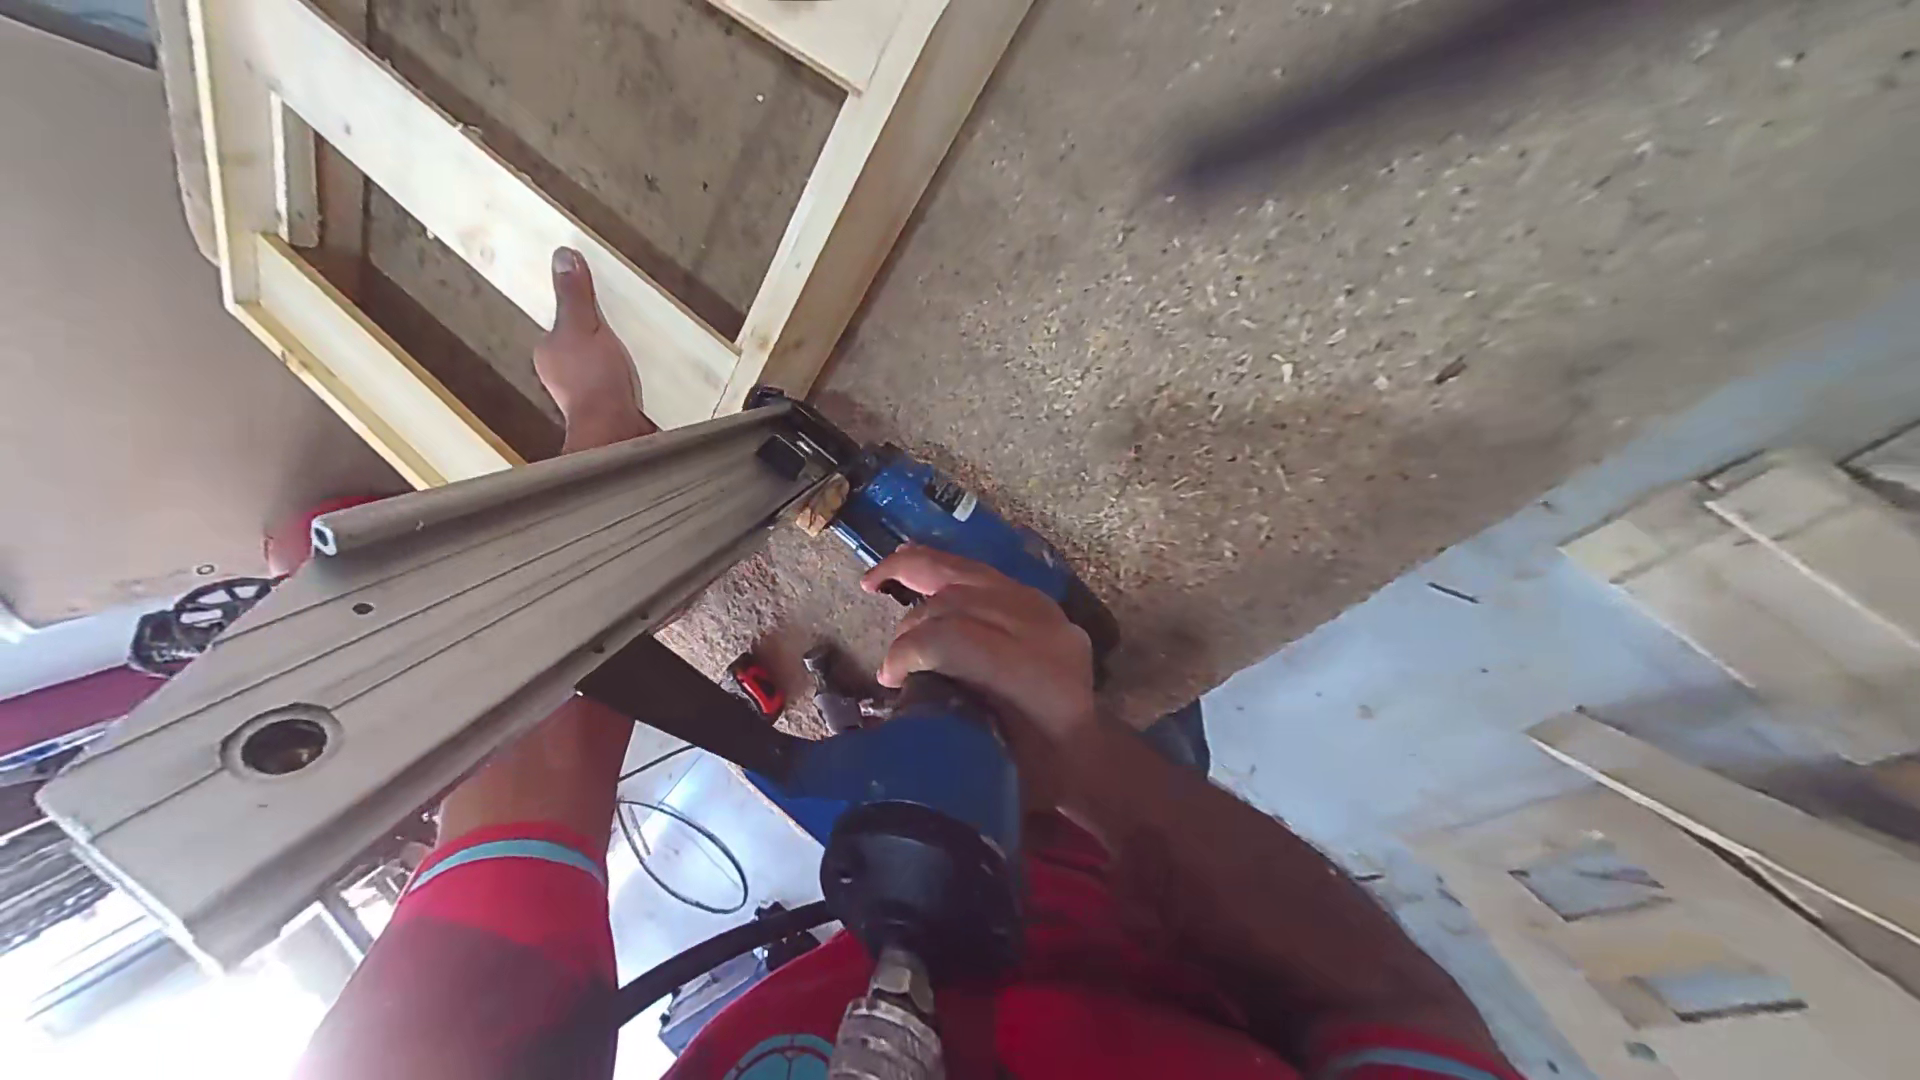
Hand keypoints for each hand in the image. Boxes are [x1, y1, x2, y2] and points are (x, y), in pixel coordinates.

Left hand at [535, 247, 655, 450]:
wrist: (617, 432)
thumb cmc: (594, 379)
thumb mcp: (583, 327)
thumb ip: (573, 295)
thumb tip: (563, 254)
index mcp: (549, 354)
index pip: (564, 328)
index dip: (582, 318)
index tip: (604, 311)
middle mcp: (562, 378)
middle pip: (585, 350)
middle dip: (604, 342)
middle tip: (630, 330)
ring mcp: (587, 400)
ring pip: (605, 371)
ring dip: (622, 366)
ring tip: (645, 354)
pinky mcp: (613, 415)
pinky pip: (624, 391)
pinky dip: (635, 385)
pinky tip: (651, 379)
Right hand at [861, 546, 1097, 751]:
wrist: (1085, 751)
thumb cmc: (1036, 770)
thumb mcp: (988, 757)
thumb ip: (946, 714)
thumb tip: (896, 683)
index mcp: (1033, 673)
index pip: (954, 638)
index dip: (909, 651)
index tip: (889, 678)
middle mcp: (1040, 627)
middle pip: (955, 600)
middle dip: (911, 624)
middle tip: (894, 660)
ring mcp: (1040, 605)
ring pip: (965, 572)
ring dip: (915, 574)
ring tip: (875, 581)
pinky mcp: (1033, 596)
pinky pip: (977, 570)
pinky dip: (938, 566)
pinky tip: (908, 559)